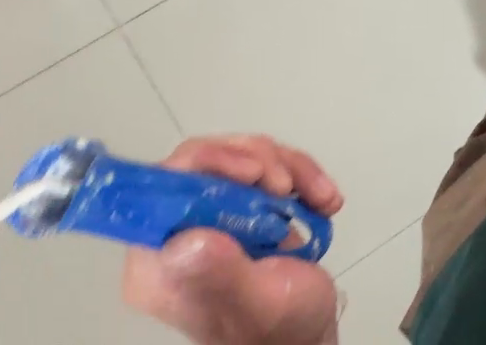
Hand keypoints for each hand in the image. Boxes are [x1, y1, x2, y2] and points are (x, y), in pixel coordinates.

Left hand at [123, 136, 345, 344]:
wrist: (307, 337)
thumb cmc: (280, 330)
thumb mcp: (254, 305)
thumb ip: (218, 274)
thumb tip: (183, 242)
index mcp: (159, 262)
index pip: (166, 186)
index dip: (211, 162)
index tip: (257, 172)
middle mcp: (178, 234)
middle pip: (212, 161)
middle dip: (262, 163)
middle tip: (289, 189)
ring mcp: (214, 219)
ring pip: (247, 157)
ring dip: (292, 169)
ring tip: (322, 200)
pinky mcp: (246, 210)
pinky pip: (272, 168)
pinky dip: (305, 177)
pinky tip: (326, 202)